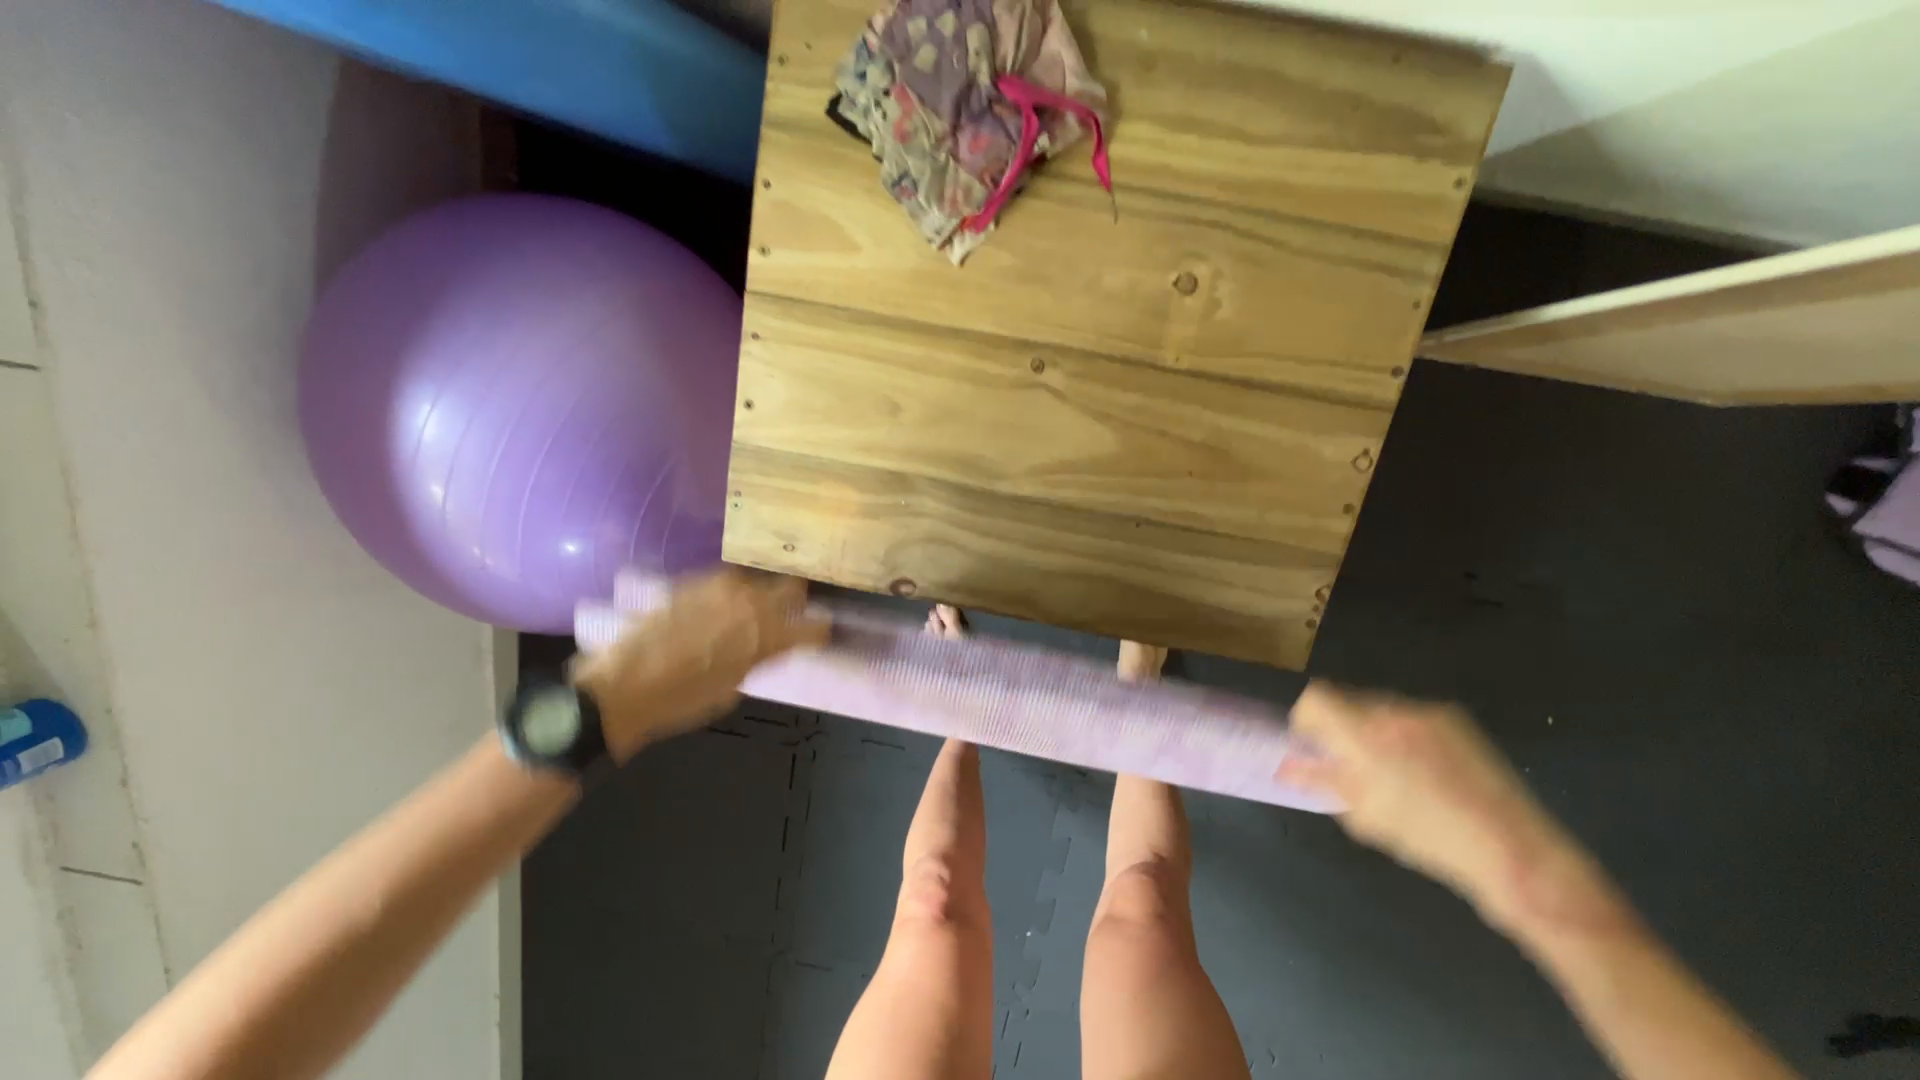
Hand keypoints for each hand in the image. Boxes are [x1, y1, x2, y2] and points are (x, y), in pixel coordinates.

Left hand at [572, 568, 828, 761]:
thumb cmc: (681, 700)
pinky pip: (724, 581)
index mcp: (767, 637)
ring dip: (760, 591)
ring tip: (755, 604)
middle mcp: (751, 604)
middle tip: (796, 606)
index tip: (822, 633)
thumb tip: (762, 649)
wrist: (623, 684)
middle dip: (797, 596)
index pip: (813, 628)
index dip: (821, 630)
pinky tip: (720, 605)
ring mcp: (721, 587)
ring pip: (756, 580)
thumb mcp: (730, 688)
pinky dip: (730, 592)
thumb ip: (755, 660)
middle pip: (791, 587)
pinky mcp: (693, 581)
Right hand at [1281, 682, 1599, 929]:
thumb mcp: (1365, 817)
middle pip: (1348, 702)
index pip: (1317, 698)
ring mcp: (1429, 713)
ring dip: (1372, 731)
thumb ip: (1322, 782)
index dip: (1306, 718)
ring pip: (1380, 710)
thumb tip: (1287, 767)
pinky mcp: (1456, 719)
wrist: (1512, 848)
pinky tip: (1422, 772)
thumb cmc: (1429, 841)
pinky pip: (1411, 717)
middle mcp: (1395, 712)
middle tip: (1348, 766)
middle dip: (1340, 728)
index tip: (1311, 745)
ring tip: (1390, 774)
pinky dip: (1403, 736)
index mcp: (1367, 735)